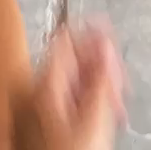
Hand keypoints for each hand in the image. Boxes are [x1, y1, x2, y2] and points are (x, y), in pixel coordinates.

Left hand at [15, 21, 125, 149]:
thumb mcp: (93, 118)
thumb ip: (101, 77)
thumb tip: (106, 42)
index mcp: (42, 75)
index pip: (66, 35)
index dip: (92, 31)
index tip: (111, 32)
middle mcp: (32, 83)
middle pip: (69, 57)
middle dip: (97, 63)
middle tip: (119, 75)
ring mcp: (32, 102)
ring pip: (69, 79)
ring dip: (95, 84)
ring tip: (115, 100)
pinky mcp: (37, 121)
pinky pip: (64, 98)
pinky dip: (84, 100)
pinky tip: (99, 114)